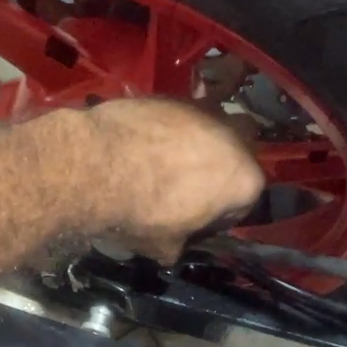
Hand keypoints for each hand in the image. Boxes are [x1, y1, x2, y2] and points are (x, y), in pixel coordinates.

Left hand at [79, 98, 263, 259]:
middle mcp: (236, 140)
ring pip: (209, 135)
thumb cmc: (144, 213)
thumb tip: (172, 249)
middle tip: (181, 194)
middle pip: (231, 162)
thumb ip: (179, 246)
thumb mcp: (165, 247)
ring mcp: (206, 111)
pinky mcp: (174, 96)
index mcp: (245, 182)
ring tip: (160, 169)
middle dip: (213, 175)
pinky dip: (168, 134)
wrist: (100, 166)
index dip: (216, 219)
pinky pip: (180, 120)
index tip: (193, 224)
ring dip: (193, 150)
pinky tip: (142, 149)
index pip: (241, 206)